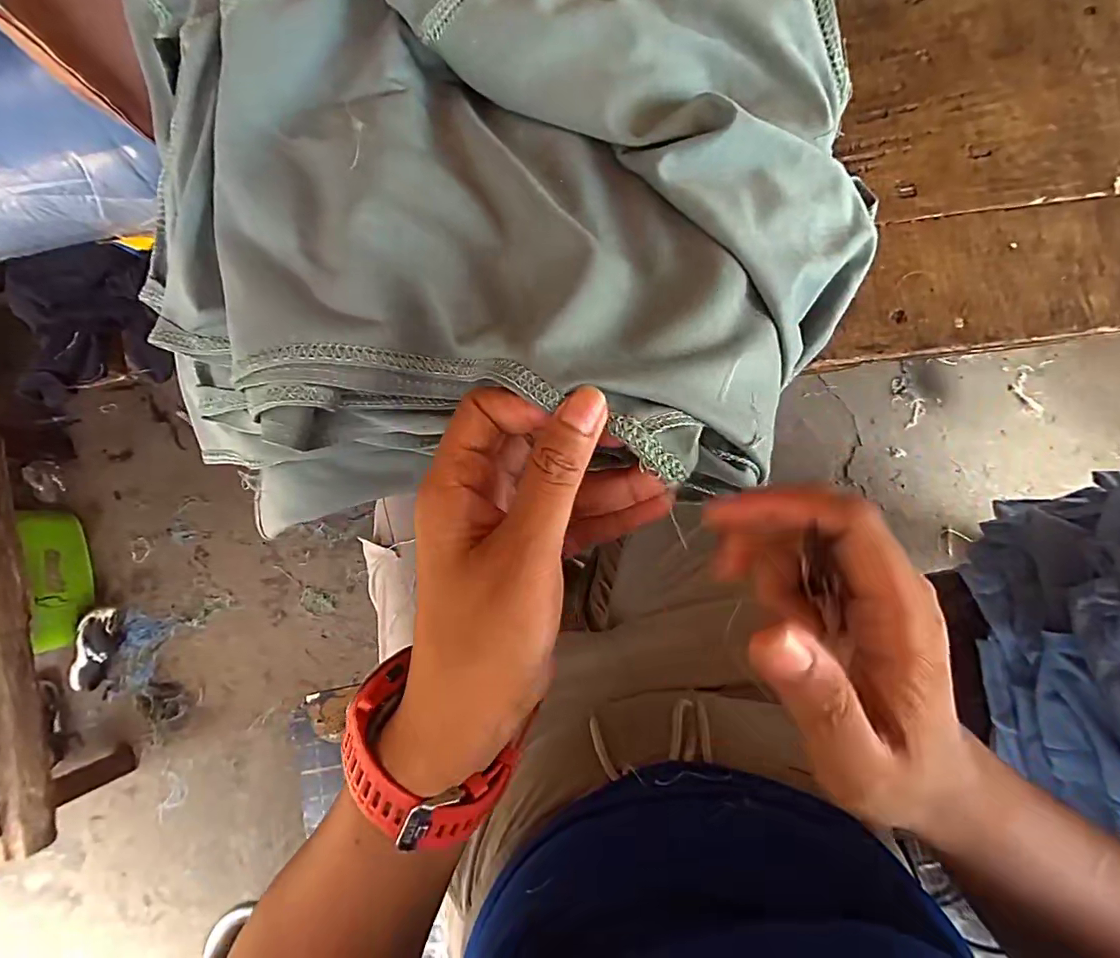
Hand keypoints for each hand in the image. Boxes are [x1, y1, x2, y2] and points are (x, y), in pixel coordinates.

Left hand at [377, 386, 671, 794]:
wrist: (474, 717)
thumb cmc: (487, 634)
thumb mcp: (527, 547)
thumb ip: (558, 471)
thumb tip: (585, 401)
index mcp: (456, 483)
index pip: (488, 412)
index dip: (535, 404)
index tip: (588, 414)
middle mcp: (479, 493)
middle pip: (532, 444)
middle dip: (586, 440)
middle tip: (642, 437)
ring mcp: (507, 522)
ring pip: (560, 482)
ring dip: (607, 479)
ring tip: (663, 471)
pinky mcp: (532, 551)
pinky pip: (571, 517)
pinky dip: (606, 512)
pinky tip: (651, 503)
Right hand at [705, 488, 981, 839]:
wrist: (937, 787)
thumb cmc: (902, 778)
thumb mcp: (858, 761)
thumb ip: (820, 700)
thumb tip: (770, 635)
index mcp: (902, 611)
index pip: (850, 522)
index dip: (787, 508)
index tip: (728, 521)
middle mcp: (893, 585)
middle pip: (822, 517)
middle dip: (764, 529)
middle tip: (724, 570)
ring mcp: (876, 587)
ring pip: (808, 533)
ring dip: (767, 556)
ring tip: (765, 615)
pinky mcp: (857, 595)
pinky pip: (807, 556)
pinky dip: (775, 569)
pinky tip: (775, 614)